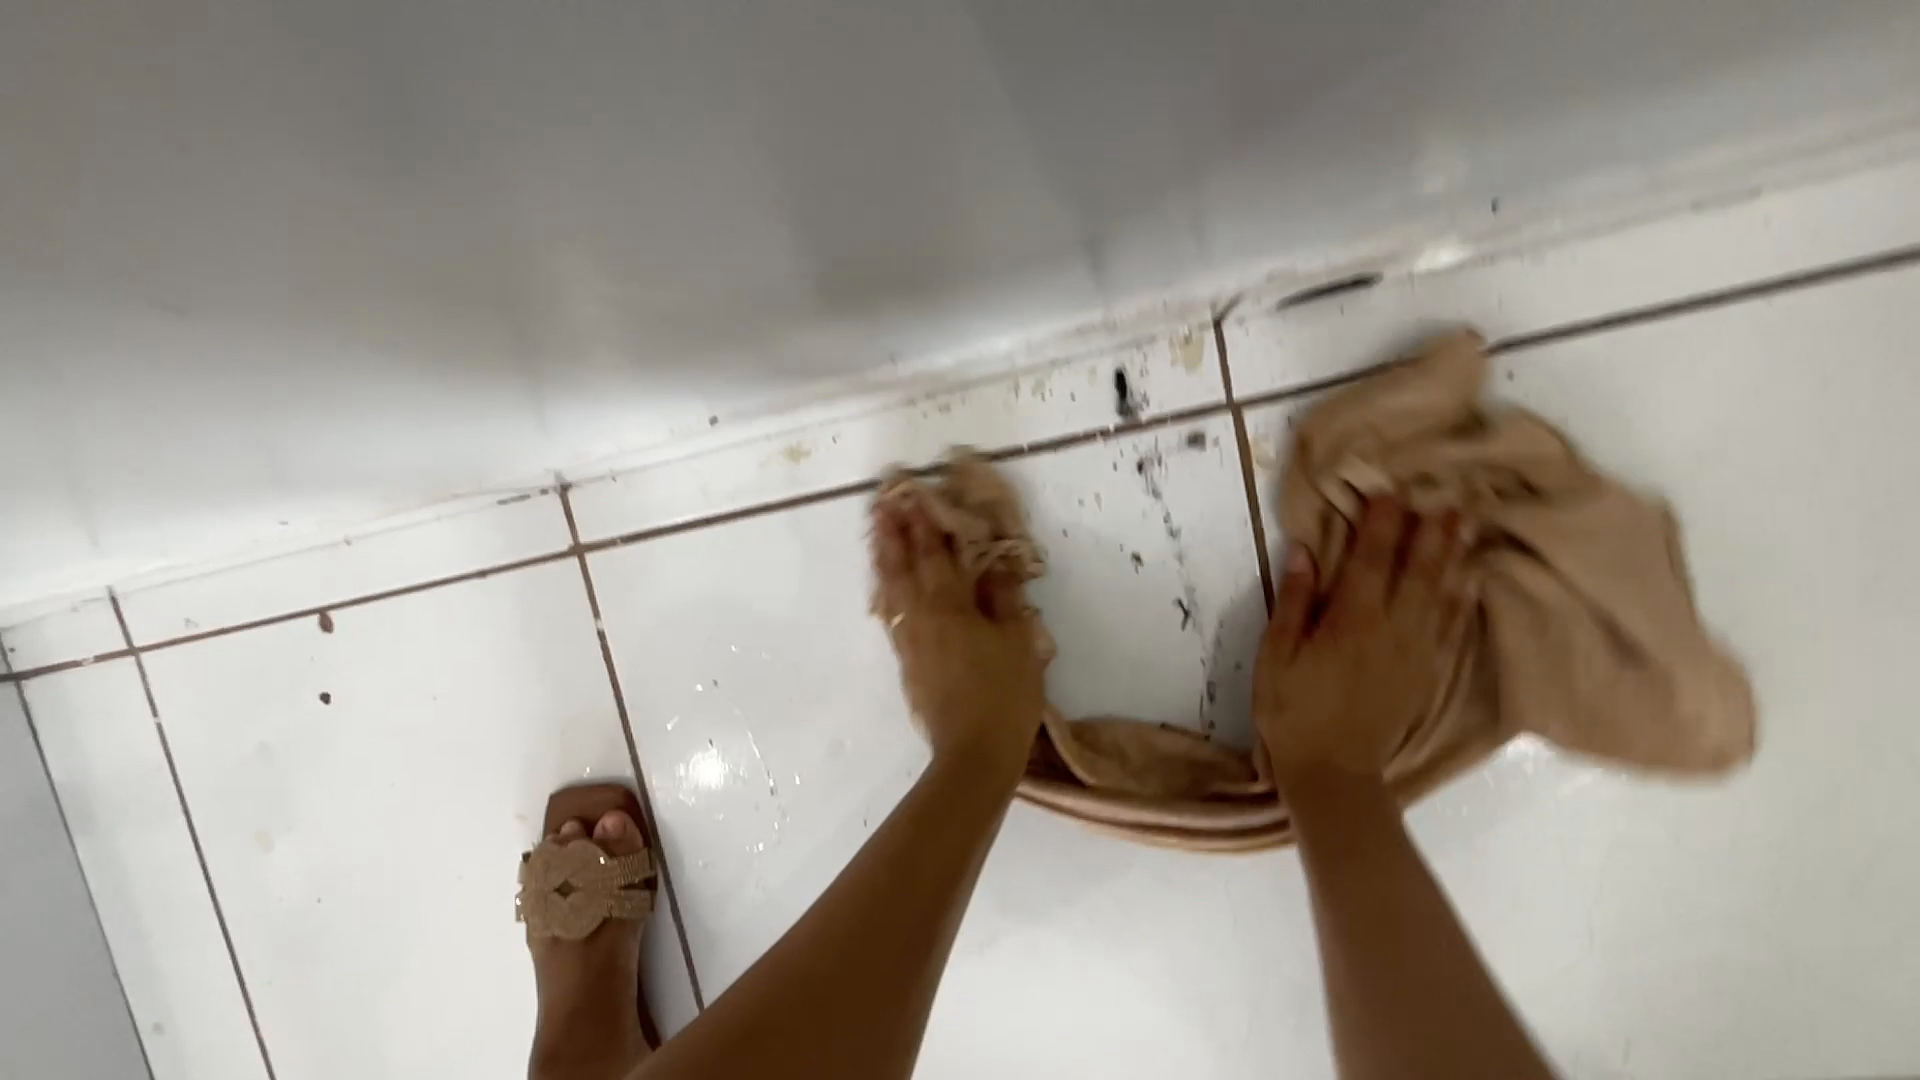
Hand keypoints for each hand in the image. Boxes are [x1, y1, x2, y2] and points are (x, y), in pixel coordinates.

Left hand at [872, 499, 1045, 779]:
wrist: (973, 751)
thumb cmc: (1004, 694)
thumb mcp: (1018, 641)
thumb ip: (1003, 599)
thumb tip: (993, 564)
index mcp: (950, 606)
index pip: (934, 554)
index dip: (925, 523)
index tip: (914, 495)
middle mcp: (921, 616)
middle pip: (902, 567)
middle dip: (893, 533)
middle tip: (882, 504)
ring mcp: (909, 640)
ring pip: (890, 589)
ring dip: (884, 558)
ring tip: (877, 535)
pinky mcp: (906, 662)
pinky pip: (890, 614)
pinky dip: (886, 591)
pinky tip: (887, 586)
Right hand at [1254, 497, 1473, 782]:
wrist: (1332, 771)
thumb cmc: (1292, 710)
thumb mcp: (1275, 655)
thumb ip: (1293, 602)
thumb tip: (1305, 552)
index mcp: (1351, 622)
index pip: (1370, 560)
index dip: (1381, 523)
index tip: (1389, 491)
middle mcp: (1393, 630)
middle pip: (1418, 570)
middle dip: (1431, 531)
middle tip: (1447, 497)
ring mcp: (1418, 652)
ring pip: (1444, 594)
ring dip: (1456, 556)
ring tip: (1469, 523)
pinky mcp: (1429, 673)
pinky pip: (1454, 627)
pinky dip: (1465, 598)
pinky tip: (1472, 579)